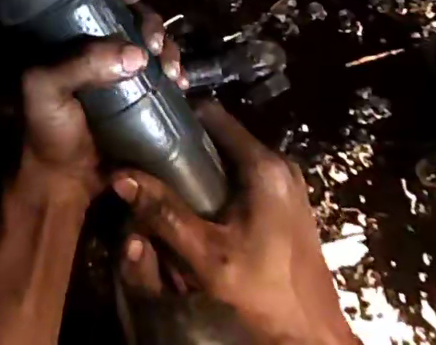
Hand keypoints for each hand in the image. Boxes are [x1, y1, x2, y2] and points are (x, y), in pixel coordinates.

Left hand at [16, 0, 186, 197]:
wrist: (63, 182)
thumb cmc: (47, 128)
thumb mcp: (48, 89)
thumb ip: (83, 65)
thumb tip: (138, 55)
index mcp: (69, 36)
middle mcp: (97, 46)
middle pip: (131, 17)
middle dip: (150, 24)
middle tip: (156, 45)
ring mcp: (120, 69)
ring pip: (151, 43)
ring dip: (168, 49)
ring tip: (171, 71)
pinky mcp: (140, 93)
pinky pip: (162, 72)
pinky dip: (175, 71)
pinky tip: (181, 83)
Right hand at [112, 101, 356, 344]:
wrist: (314, 339)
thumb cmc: (264, 294)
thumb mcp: (207, 257)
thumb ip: (164, 214)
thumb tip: (121, 177)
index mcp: (263, 164)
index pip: (211, 113)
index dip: (177, 115)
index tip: (148, 126)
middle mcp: (279, 162)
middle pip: (220, 134)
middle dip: (186, 144)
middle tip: (151, 158)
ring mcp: (286, 181)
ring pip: (231, 154)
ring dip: (201, 163)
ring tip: (167, 178)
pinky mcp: (286, 199)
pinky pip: (244, 173)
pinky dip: (219, 179)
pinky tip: (197, 202)